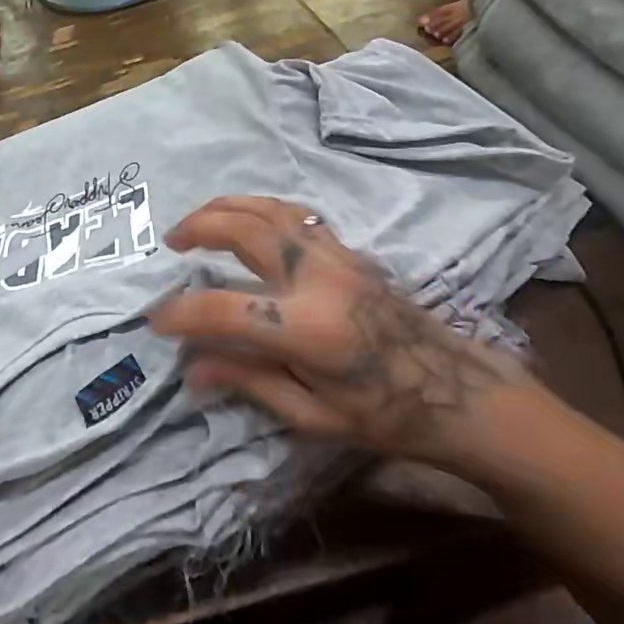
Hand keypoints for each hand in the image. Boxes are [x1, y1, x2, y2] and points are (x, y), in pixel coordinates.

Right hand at [150, 196, 532, 463]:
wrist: (465, 394)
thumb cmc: (388, 416)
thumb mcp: (313, 415)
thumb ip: (249, 381)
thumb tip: (191, 369)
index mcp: (307, 329)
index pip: (223, 309)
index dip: (181, 314)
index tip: (158, 323)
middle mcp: (319, 279)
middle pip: (245, 230)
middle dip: (199, 228)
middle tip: (172, 242)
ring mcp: (337, 258)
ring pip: (271, 210)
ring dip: (227, 206)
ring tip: (200, 219)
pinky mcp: (350, 253)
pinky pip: (297, 215)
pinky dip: (261, 210)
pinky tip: (247, 220)